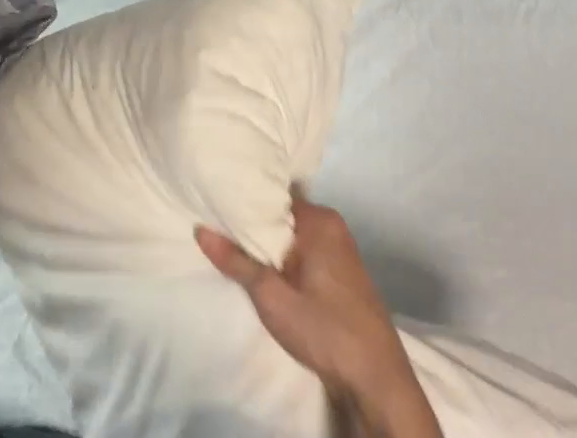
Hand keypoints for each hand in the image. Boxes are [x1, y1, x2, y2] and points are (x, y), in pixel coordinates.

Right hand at [197, 194, 439, 437]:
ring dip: (268, 243)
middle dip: (253, 222)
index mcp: (320, 222)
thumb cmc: (324, 330)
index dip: (243, 198)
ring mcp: (341, 252)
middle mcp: (334, 229)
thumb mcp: (272, 296)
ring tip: (230, 243)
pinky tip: (262, 267)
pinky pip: (304, 252)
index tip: (213, 199)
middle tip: (214, 223)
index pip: (273, 194)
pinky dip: (284, 257)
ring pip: (293, 236)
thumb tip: (199, 229)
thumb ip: (236, 261)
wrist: (377, 382)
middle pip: (282, 214)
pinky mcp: (342, 275)